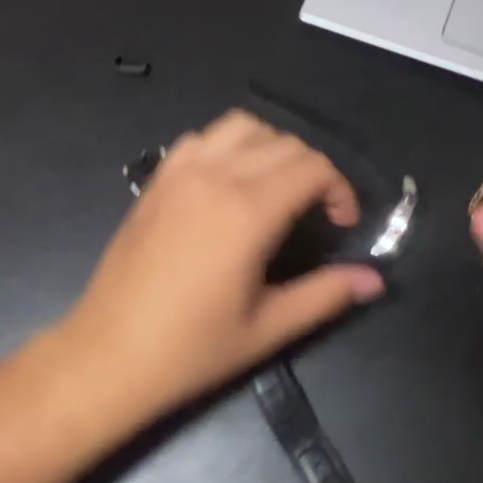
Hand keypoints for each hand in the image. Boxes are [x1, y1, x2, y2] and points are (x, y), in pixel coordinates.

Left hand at [57, 111, 385, 413]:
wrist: (108, 355)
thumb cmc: (191, 349)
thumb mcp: (268, 328)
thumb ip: (326, 294)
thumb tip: (375, 280)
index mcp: (248, 211)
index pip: (313, 166)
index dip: (340, 188)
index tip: (343, 222)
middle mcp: (216, 176)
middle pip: (284, 142)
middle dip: (313, 170)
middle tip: (318, 213)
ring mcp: (180, 172)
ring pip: (242, 126)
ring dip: (272, 147)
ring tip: (278, 188)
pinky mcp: (156, 180)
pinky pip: (201, 138)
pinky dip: (228, 145)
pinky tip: (230, 183)